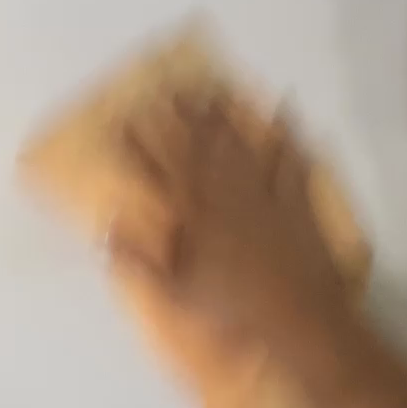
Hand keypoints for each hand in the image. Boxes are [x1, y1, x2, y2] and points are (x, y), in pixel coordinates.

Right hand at [109, 93, 369, 395]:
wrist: (299, 317)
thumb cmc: (231, 307)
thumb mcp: (174, 292)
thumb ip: (139, 259)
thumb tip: (107, 229)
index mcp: (193, 218)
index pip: (159, 173)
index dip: (140, 146)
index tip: (124, 121)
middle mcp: (226, 196)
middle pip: (199, 150)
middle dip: (181, 119)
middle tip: (168, 90)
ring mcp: (264, 194)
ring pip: (240, 147)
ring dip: (226, 118)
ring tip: (213, 91)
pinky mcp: (297, 201)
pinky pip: (292, 159)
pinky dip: (288, 134)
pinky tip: (285, 110)